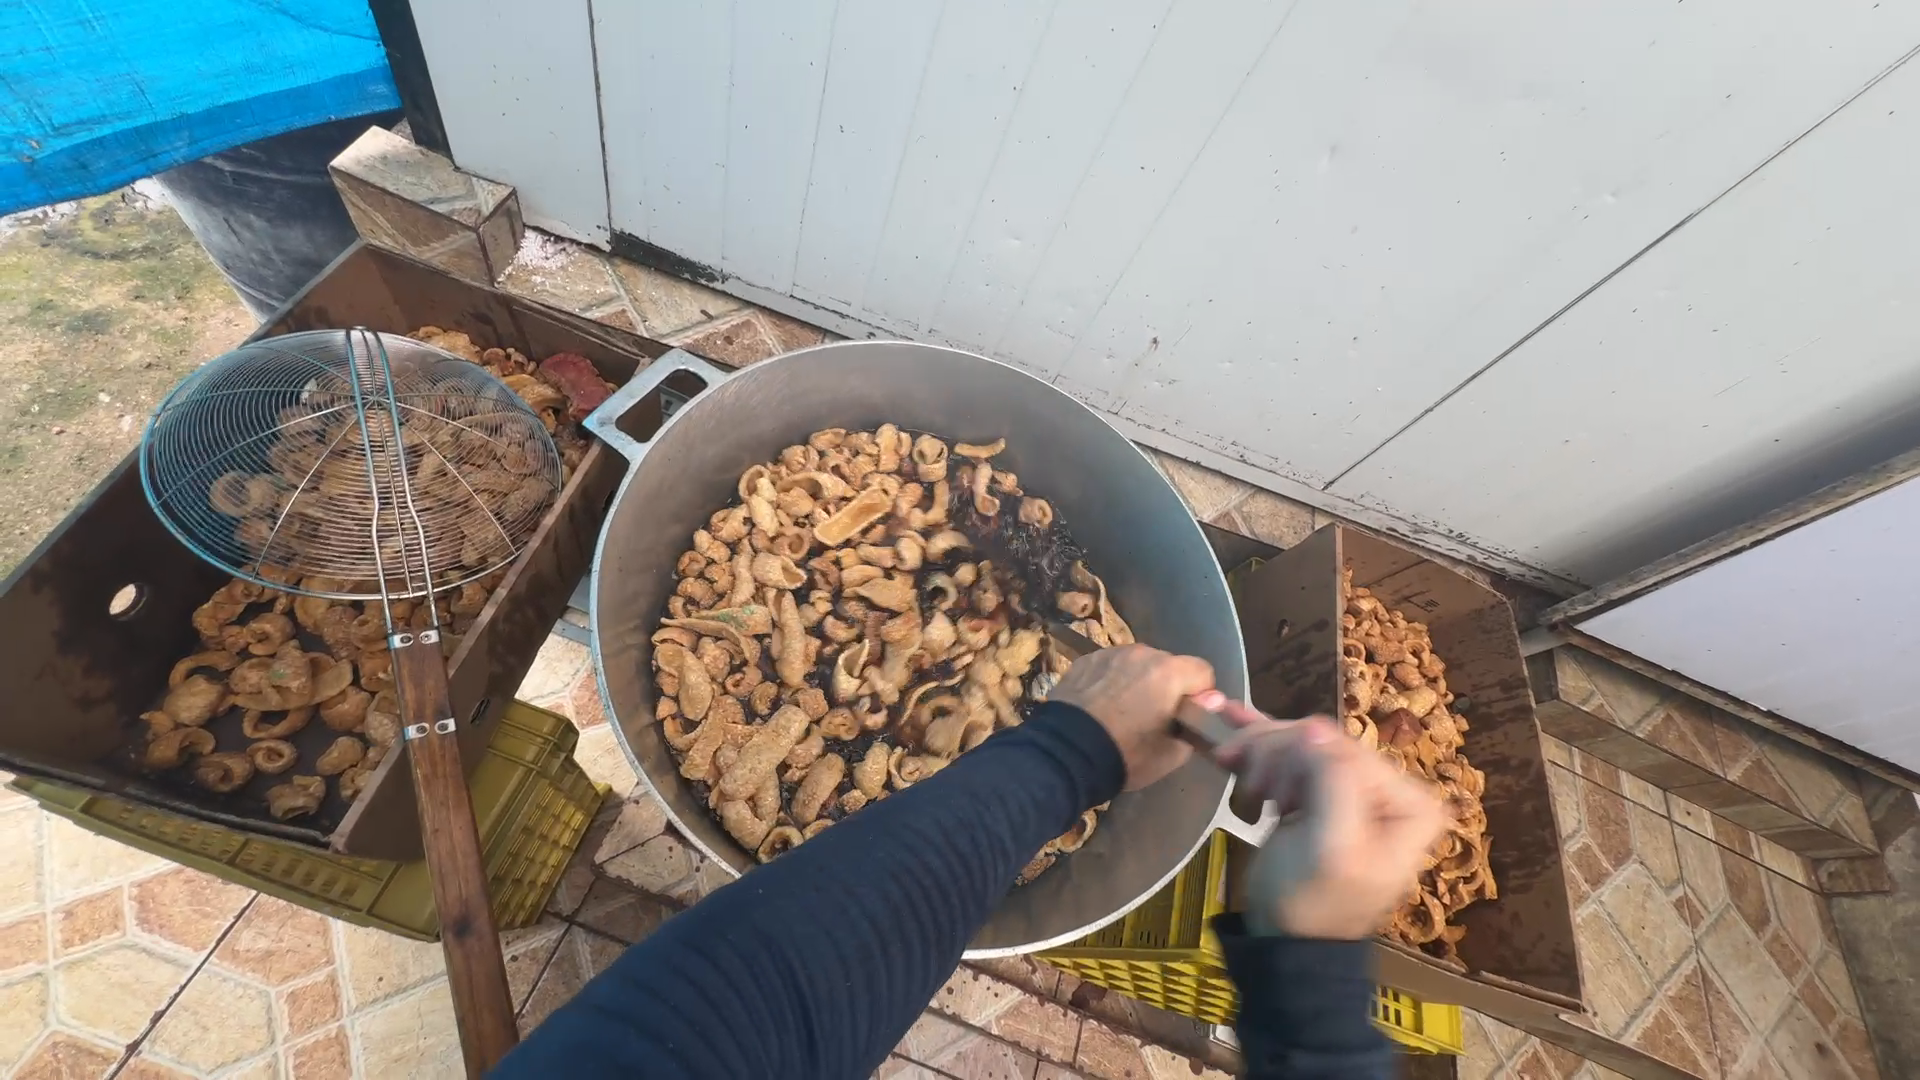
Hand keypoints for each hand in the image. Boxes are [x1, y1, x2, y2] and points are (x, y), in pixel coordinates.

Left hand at [1049, 645, 1214, 790]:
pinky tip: (1100, 705)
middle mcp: (1140, 653)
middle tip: (1153, 718)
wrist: (1067, 752)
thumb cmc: (1126, 754)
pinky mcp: (1084, 661)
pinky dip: (1111, 681)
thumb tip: (1203, 707)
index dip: (1199, 696)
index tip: (1186, 717)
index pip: (1202, 671)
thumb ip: (1195, 726)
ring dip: (1138, 681)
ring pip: (1137, 664)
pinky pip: (1110, 667)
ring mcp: (1109, 653)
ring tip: (1122, 711)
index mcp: (1168, 672)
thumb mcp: (1171, 754)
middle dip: (1167, 687)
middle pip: (1168, 665)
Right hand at [1213, 703, 1445, 939]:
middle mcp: (1386, 787)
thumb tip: (1314, 728)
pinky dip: (1257, 738)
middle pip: (1317, 739)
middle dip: (1274, 754)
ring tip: (1240, 778)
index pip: (1342, 746)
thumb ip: (1334, 784)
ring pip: (1296, 741)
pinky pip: (1288, 751)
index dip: (1297, 757)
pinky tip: (1229, 717)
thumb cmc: (1312, 900)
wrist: (1285, 937)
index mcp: (1409, 802)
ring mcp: (1350, 786)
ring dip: (1260, 751)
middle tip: (1250, 787)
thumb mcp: (1331, 847)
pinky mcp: (1317, 790)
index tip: (1267, 790)